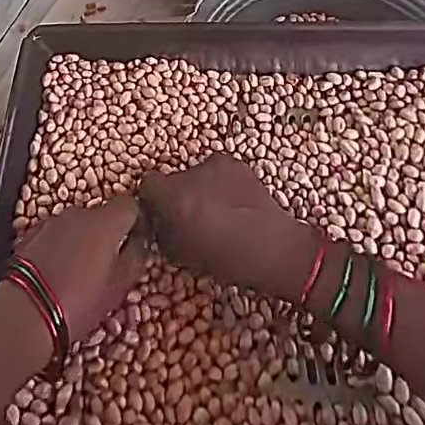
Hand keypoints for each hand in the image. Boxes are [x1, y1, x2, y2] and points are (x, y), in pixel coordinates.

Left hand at [12, 196, 150, 346]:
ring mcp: (52, 221)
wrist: (25, 312)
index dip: (136, 221)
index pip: (130, 204)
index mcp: (104, 222)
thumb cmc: (79, 303)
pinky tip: (59, 272)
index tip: (137, 241)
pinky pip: (56, 234)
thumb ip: (137, 255)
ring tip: (81, 274)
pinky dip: (61, 246)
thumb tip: (141, 239)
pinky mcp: (32, 233)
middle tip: (108, 266)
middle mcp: (78, 213)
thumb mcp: (119, 286)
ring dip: (83, 240)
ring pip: (78, 225)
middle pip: (102, 215)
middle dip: (108, 234)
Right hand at [138, 153, 315, 300]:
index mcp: (173, 195)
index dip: (152, 199)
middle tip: (191, 218)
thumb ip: (164, 233)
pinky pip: (219, 172)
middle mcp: (191, 172)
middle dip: (178, 195)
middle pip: (173, 178)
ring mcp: (216, 165)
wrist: (276, 250)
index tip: (160, 213)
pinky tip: (234, 205)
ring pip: (197, 174)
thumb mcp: (184, 255)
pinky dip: (221, 184)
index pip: (147, 184)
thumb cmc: (227, 260)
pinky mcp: (237, 164)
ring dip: (200, 188)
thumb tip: (157, 224)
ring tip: (217, 212)